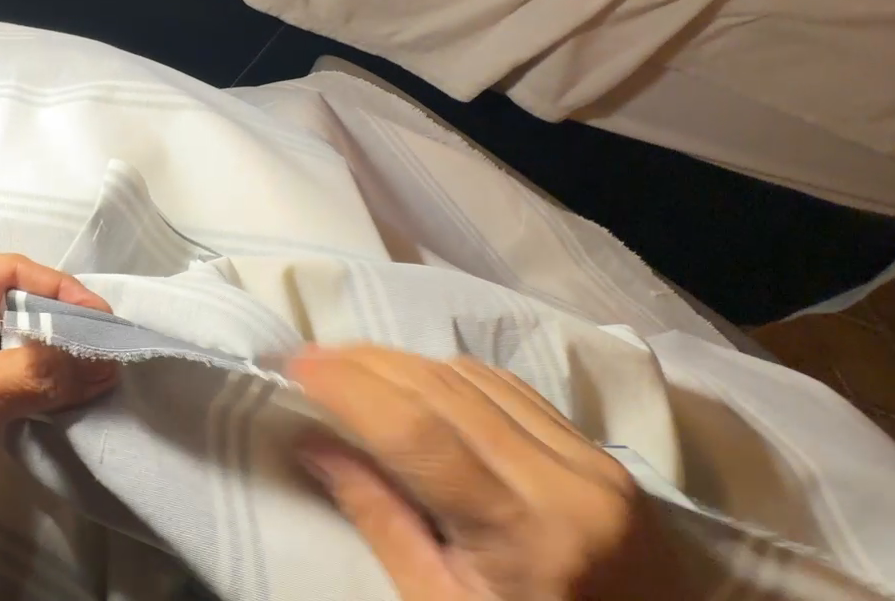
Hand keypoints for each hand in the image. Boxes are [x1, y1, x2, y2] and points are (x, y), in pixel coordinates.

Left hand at [0, 255, 119, 532]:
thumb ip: (36, 375)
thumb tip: (106, 363)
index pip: (13, 273)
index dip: (64, 294)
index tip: (110, 324)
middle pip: (21, 304)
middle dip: (66, 330)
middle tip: (114, 355)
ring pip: (20, 341)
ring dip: (57, 360)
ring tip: (103, 377)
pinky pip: (12, 372)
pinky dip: (41, 385)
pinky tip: (72, 398)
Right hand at [290, 346, 685, 600]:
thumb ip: (380, 519)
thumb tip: (313, 442)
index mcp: (531, 537)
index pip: (418, 431)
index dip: (348, 388)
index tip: (292, 366)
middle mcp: (569, 483)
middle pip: (442, 389)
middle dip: (363, 363)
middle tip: (306, 358)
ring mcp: (594, 462)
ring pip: (471, 376)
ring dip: (399, 362)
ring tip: (347, 366)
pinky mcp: (602, 455)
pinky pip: (507, 387)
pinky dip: (446, 374)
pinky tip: (413, 382)